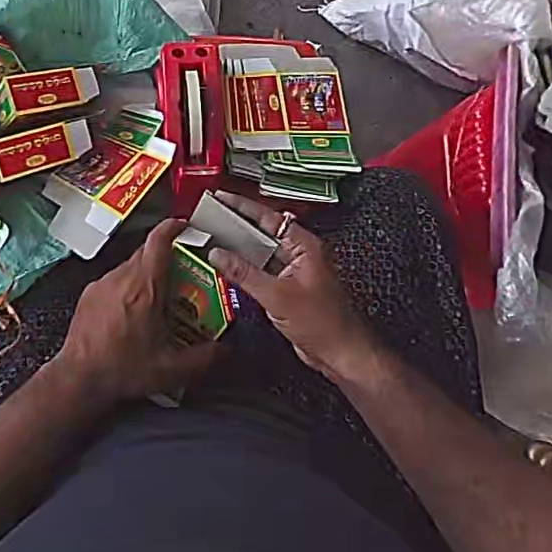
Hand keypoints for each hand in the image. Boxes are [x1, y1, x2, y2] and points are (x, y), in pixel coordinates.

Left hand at [49, 219, 224, 406]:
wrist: (79, 378)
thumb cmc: (122, 370)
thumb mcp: (172, 369)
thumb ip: (205, 357)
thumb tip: (225, 349)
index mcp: (144, 288)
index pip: (159, 241)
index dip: (173, 228)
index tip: (185, 227)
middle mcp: (121, 279)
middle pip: (146, 252)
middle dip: (166, 257)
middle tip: (182, 274)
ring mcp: (102, 285)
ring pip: (130, 266)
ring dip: (146, 274)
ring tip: (159, 298)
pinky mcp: (89, 295)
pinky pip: (114, 280)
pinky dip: (128, 287)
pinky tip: (134, 312)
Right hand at [204, 192, 388, 386]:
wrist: (340, 353)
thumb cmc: (325, 324)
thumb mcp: (277, 295)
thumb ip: (244, 273)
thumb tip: (220, 255)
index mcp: (305, 246)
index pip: (269, 217)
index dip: (242, 207)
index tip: (222, 199)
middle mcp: (300, 255)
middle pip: (262, 233)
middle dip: (236, 228)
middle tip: (212, 220)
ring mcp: (293, 272)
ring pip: (260, 254)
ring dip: (239, 251)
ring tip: (214, 243)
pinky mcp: (287, 289)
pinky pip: (261, 272)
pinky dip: (244, 270)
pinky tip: (228, 270)